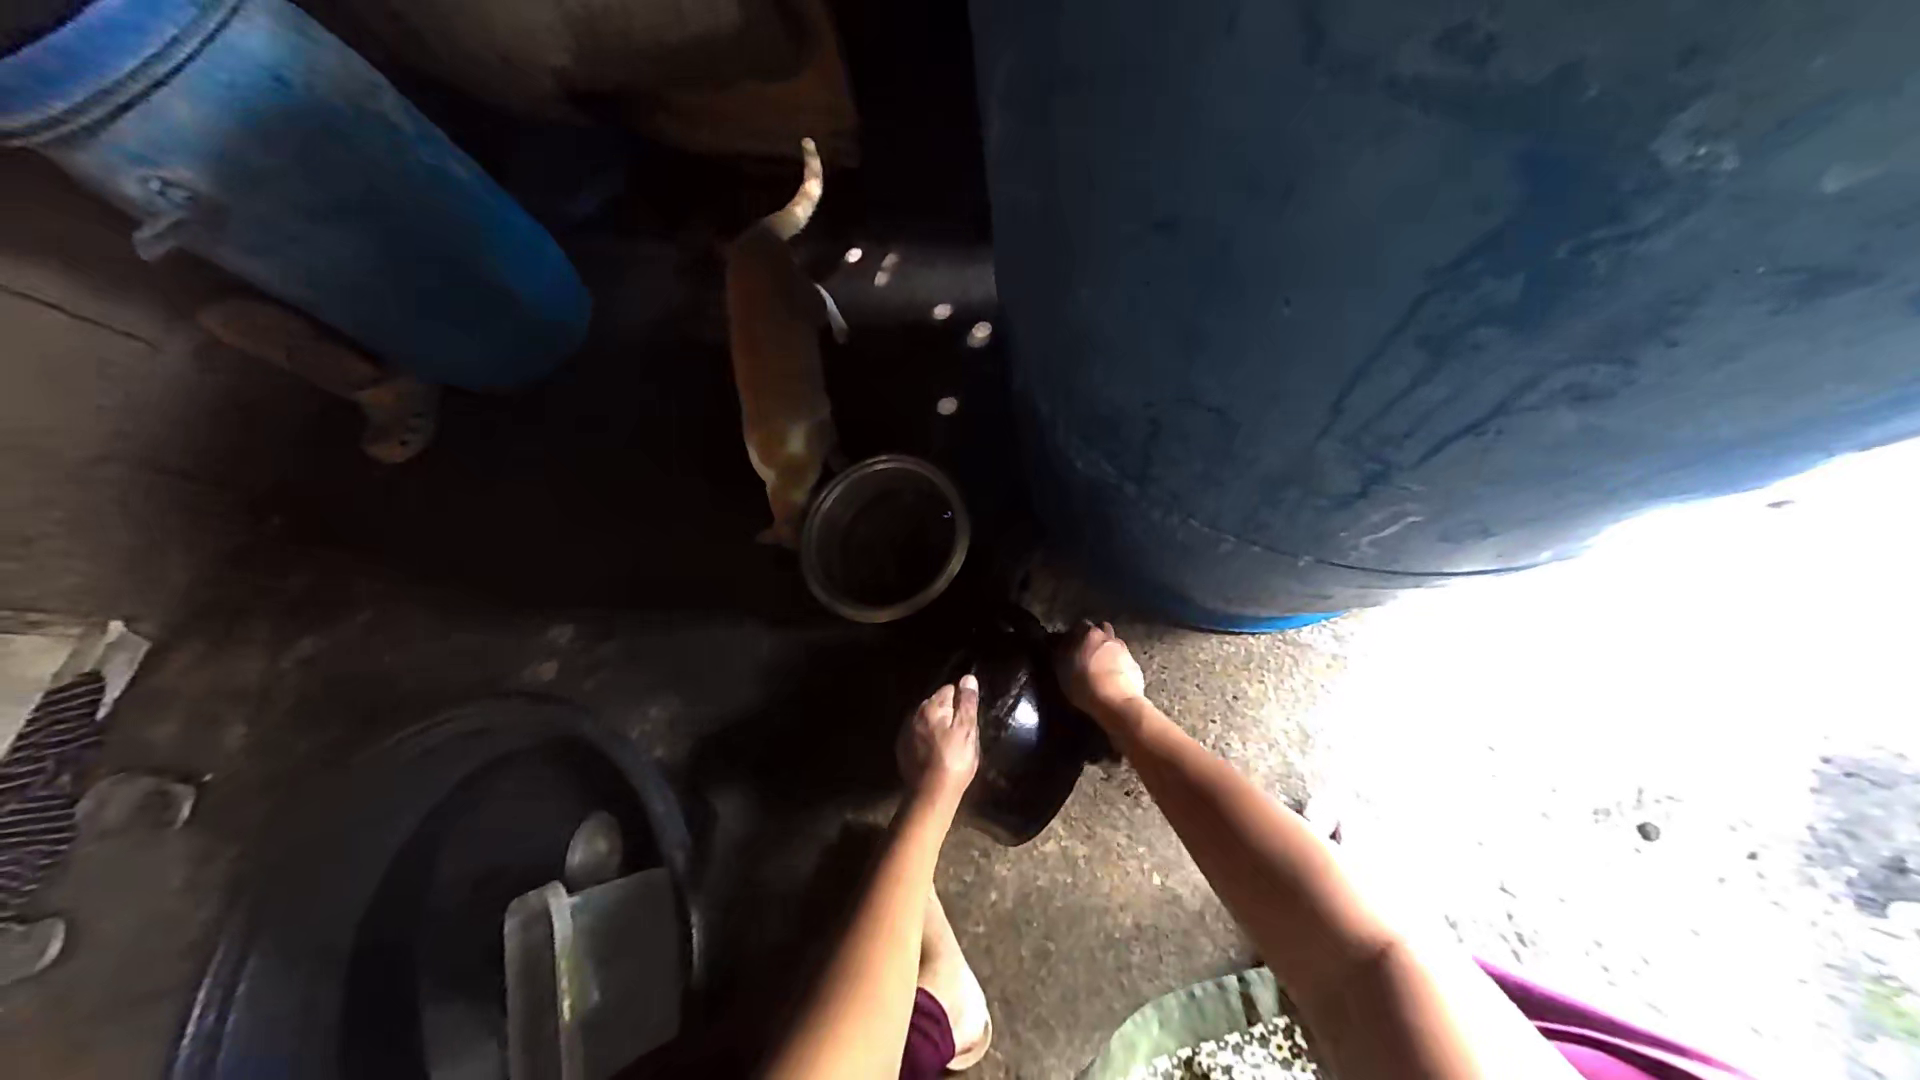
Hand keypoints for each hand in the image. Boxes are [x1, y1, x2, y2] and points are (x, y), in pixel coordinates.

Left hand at [898, 674, 979, 801]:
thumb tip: (968, 678)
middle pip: (936, 704)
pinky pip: (918, 735)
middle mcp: (914, 713)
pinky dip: (926, 739)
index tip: (969, 719)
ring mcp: (906, 731)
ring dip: (936, 726)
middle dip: (948, 713)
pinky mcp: (902, 748)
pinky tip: (935, 753)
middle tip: (961, 734)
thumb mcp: (967, 730)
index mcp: (931, 706)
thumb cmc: (954, 761)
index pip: (950, 690)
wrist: (930, 794)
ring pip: (926, 720)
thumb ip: (967, 703)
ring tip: (949, 745)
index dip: (962, 702)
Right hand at [1058, 621, 1147, 721]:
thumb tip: (1060, 642)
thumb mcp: (1062, 669)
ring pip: (1114, 644)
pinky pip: (1124, 660)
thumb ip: (1061, 652)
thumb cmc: (1083, 684)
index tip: (1071, 646)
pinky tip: (1113, 679)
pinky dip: (1119, 665)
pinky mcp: (1135, 665)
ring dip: (1108, 651)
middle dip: (1095, 638)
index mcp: (1088, 634)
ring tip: (1101, 668)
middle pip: (1101, 629)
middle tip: (1088, 653)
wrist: (1117, 703)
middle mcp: (1108, 637)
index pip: (1080, 625)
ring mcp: (1124, 650)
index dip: (1075, 635)